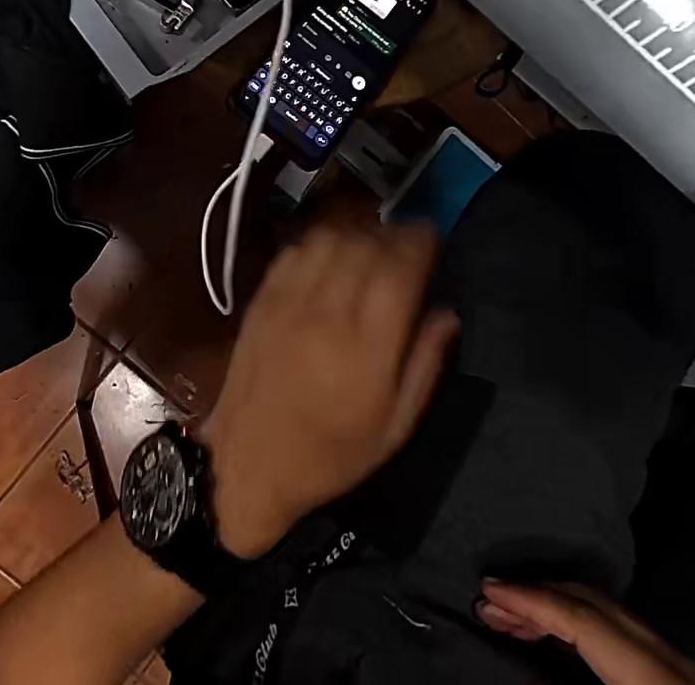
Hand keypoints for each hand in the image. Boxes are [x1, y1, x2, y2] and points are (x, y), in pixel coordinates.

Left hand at [197, 224, 457, 556]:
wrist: (248, 462)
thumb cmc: (330, 454)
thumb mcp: (394, 427)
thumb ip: (424, 364)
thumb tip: (447, 312)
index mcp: (364, 350)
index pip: (398, 271)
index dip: (418, 243)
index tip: (431, 235)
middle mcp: (325, 315)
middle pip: (364, 245)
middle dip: (392, 233)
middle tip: (406, 241)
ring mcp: (287, 302)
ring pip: (328, 239)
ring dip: (356, 232)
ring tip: (371, 244)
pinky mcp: (261, 300)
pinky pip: (294, 251)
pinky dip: (319, 243)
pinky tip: (331, 257)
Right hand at [476, 582, 694, 684]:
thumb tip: (524, 680)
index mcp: (663, 684)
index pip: (585, 621)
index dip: (530, 601)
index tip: (486, 592)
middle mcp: (682, 667)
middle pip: (597, 606)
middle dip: (537, 597)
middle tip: (488, 603)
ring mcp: (693, 674)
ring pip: (612, 615)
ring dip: (558, 608)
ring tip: (513, 619)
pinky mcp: (692, 684)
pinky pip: (626, 636)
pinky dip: (585, 627)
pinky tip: (562, 638)